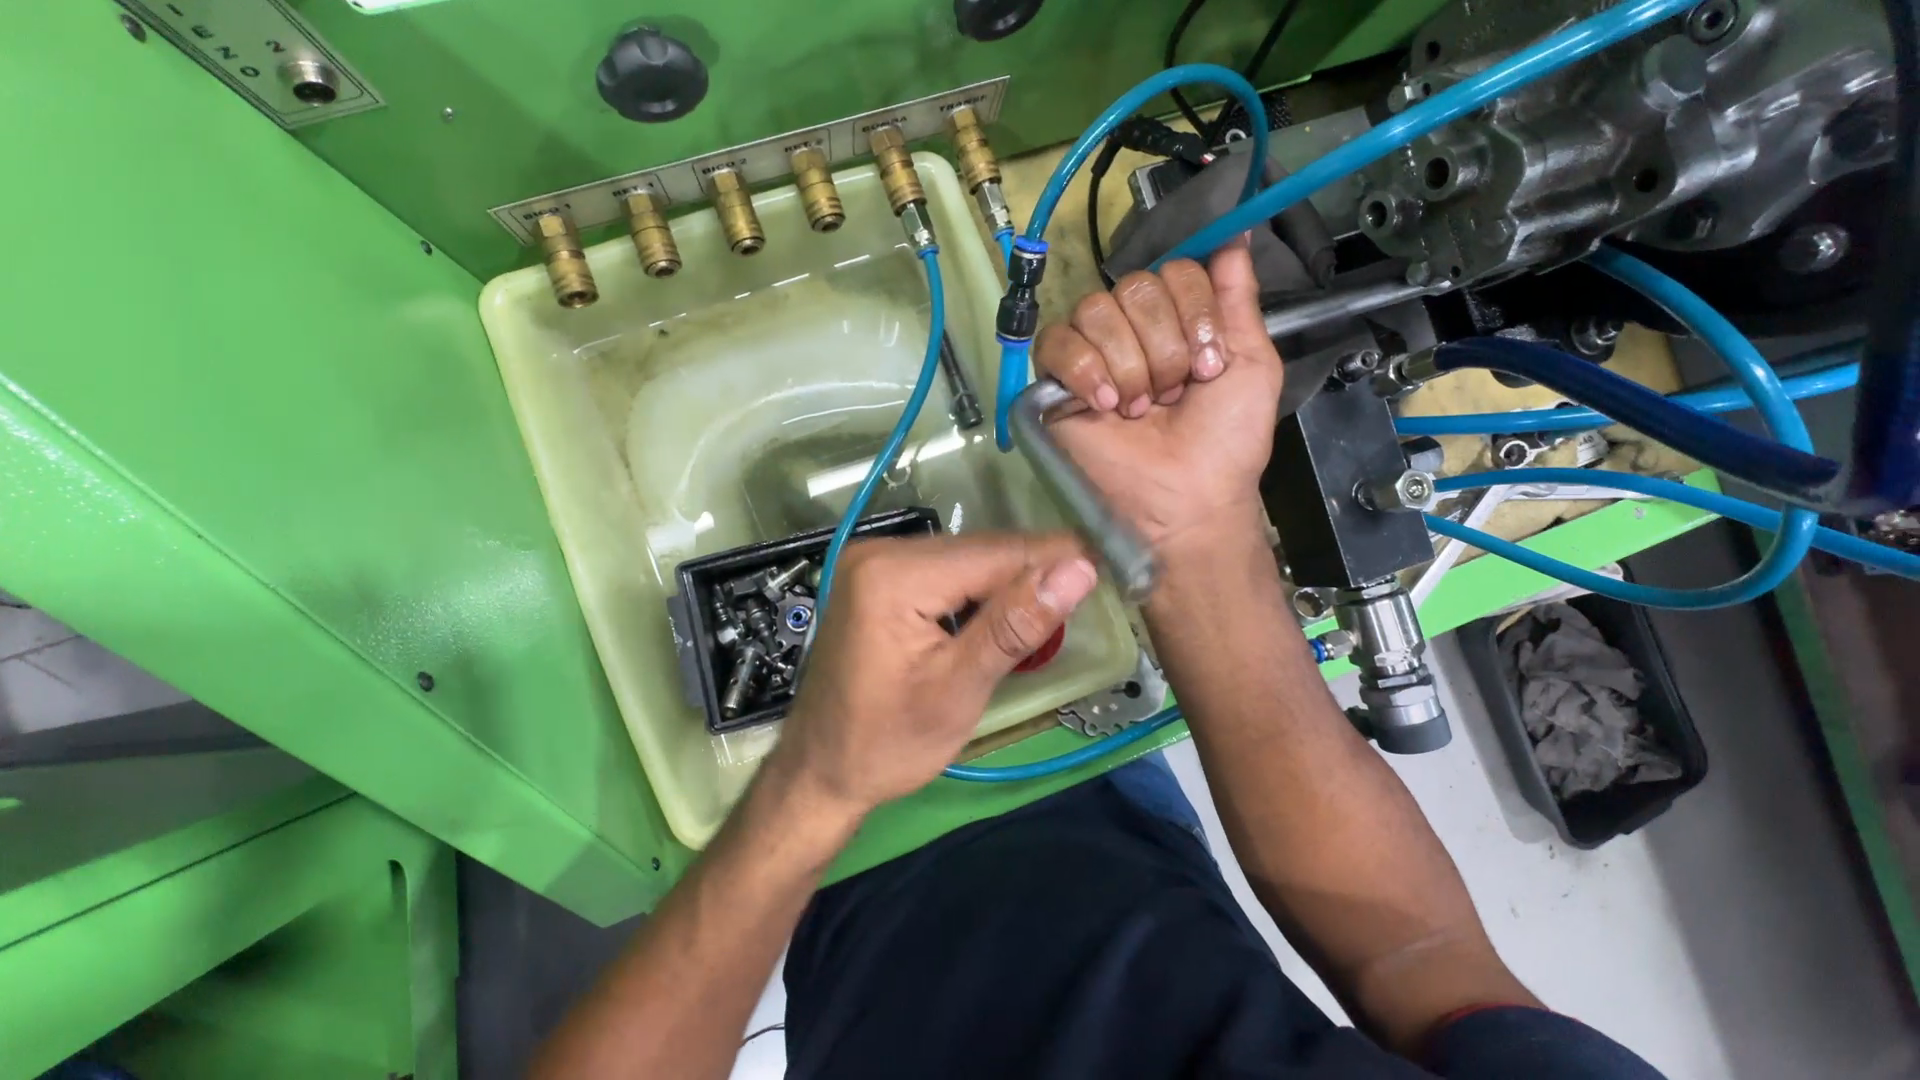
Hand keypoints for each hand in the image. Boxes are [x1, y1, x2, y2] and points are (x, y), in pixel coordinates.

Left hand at [769, 532, 1097, 815]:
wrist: (821, 771)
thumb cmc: (887, 744)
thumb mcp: (959, 689)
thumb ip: (1016, 624)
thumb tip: (1078, 568)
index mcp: (894, 575)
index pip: (995, 553)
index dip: (1056, 558)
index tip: (1111, 567)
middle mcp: (879, 552)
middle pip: (980, 551)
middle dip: (1033, 573)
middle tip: (1088, 596)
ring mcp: (873, 563)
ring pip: (965, 559)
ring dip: (1009, 584)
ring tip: (1055, 610)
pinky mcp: (876, 579)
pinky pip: (944, 572)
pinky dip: (978, 592)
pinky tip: (1004, 616)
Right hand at [1033, 243, 1282, 558]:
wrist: (1189, 494)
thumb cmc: (1226, 439)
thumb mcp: (1252, 364)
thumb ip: (1239, 300)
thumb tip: (1236, 235)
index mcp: (1176, 323)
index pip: (1174, 272)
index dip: (1194, 314)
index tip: (1209, 366)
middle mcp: (1132, 331)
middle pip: (1135, 288)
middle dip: (1164, 346)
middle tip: (1173, 394)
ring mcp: (1091, 355)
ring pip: (1097, 311)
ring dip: (1130, 365)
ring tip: (1139, 409)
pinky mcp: (1054, 383)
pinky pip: (1056, 343)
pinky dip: (1084, 371)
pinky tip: (1105, 406)